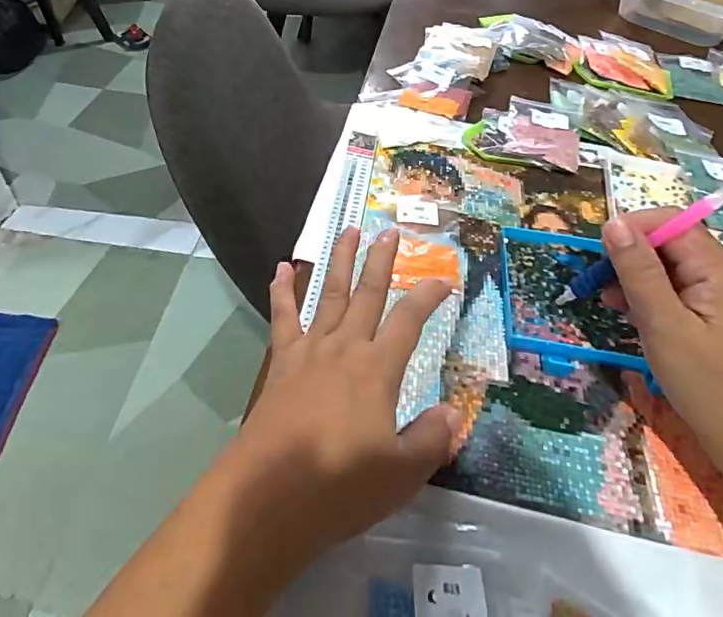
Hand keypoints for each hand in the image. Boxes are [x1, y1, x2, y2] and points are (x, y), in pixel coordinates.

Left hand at [217, 227, 458, 561]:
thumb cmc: (339, 486)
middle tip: (390, 232)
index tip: (444, 280)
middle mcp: (345, 348)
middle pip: (367, 294)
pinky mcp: (282, 361)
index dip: (428, 296)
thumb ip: (430, 439)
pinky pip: (283, 316)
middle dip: (381, 260)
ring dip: (340, 260)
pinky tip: (279, 267)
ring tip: (348, 230)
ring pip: (330, 294)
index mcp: (377, 369)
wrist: (270, 493)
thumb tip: (453, 411)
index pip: (410, 321)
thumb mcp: (400, 474)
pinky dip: (281, 290)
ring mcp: (310, 350)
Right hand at [601, 209, 722, 473]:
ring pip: (677, 268)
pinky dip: (658, 297)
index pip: (673, 223)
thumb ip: (638, 271)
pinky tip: (638, 317)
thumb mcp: (663, 325)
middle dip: (634, 258)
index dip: (634, 228)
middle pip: (674, 244)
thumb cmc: (708, 386)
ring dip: (642, 279)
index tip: (601, 255)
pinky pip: (686, 290)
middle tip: (602, 287)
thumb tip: (614, 223)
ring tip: (615, 306)